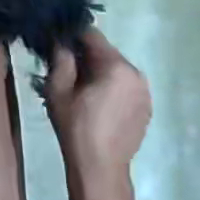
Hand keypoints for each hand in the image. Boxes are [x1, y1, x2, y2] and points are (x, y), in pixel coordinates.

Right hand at [43, 28, 150, 184]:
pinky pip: (124, 86)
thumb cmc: (75, 124)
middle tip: (62, 66)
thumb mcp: (58, 88)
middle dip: (84, 55)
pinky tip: (94, 102)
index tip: (54, 41)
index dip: (71, 34)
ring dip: (97, 71)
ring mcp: (144, 92)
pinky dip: (109, 86)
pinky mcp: (146, 107)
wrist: (100, 165)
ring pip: (115, 69)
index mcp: (116, 66)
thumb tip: (60, 39)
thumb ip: (60, 58)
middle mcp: (136, 74)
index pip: (92, 35)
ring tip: (78, 87)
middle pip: (105, 52)